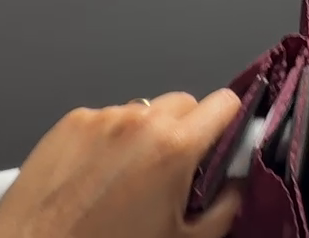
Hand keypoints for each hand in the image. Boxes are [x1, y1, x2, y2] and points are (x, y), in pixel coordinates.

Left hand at [0, 91, 242, 237]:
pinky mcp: (70, 123)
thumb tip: (239, 184)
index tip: (222, 145)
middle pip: (186, 103)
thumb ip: (225, 207)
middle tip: (171, 174)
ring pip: (145, 111)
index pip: (226, 102)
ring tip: (124, 182)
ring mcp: (102, 117)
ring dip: (145, 135)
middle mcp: (140, 121)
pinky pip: (106, 119)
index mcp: (175, 146)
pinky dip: (108, 141)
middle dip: (186, 131)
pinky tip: (94, 179)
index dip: (229, 124)